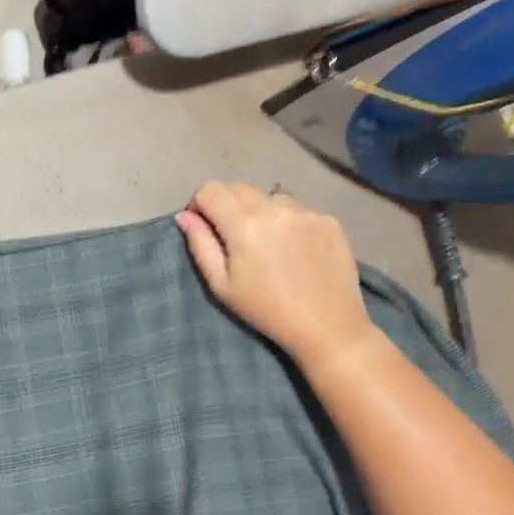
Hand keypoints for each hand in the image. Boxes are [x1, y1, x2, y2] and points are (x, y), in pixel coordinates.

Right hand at [174, 182, 381, 367]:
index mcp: (245, 224)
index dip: (198, 204)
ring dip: (258, 212)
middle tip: (231, 237)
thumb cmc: (266, 309)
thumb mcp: (221, 284)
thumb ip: (200, 244)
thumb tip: (185, 216)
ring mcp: (306, 212)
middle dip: (225, 205)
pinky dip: (286, 222)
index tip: (202, 225)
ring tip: (266, 244)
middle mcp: (275, 208)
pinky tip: (293, 249)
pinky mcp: (329, 220)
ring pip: (268, 197)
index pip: (210, 190)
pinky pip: (297, 210)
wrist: (328, 326)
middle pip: (238, 187)